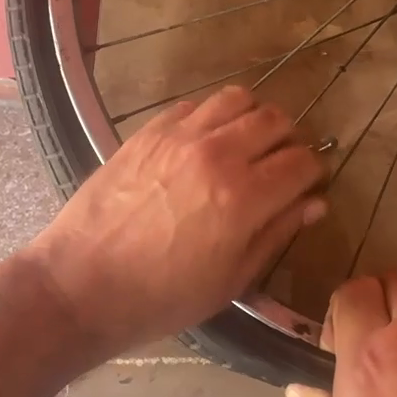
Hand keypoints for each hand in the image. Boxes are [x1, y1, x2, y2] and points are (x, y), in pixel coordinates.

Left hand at [28, 86, 326, 352]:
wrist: (82, 284)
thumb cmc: (162, 296)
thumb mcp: (231, 279)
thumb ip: (276, 233)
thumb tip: (314, 203)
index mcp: (244, 197)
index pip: (301, 162)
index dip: (313, 172)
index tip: (308, 185)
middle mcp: (217, 154)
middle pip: (276, 121)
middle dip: (288, 141)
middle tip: (279, 165)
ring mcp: (180, 136)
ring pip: (238, 99)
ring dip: (252, 119)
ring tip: (245, 145)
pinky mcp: (149, 131)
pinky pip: (195, 105)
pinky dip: (211, 118)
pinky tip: (203, 144)